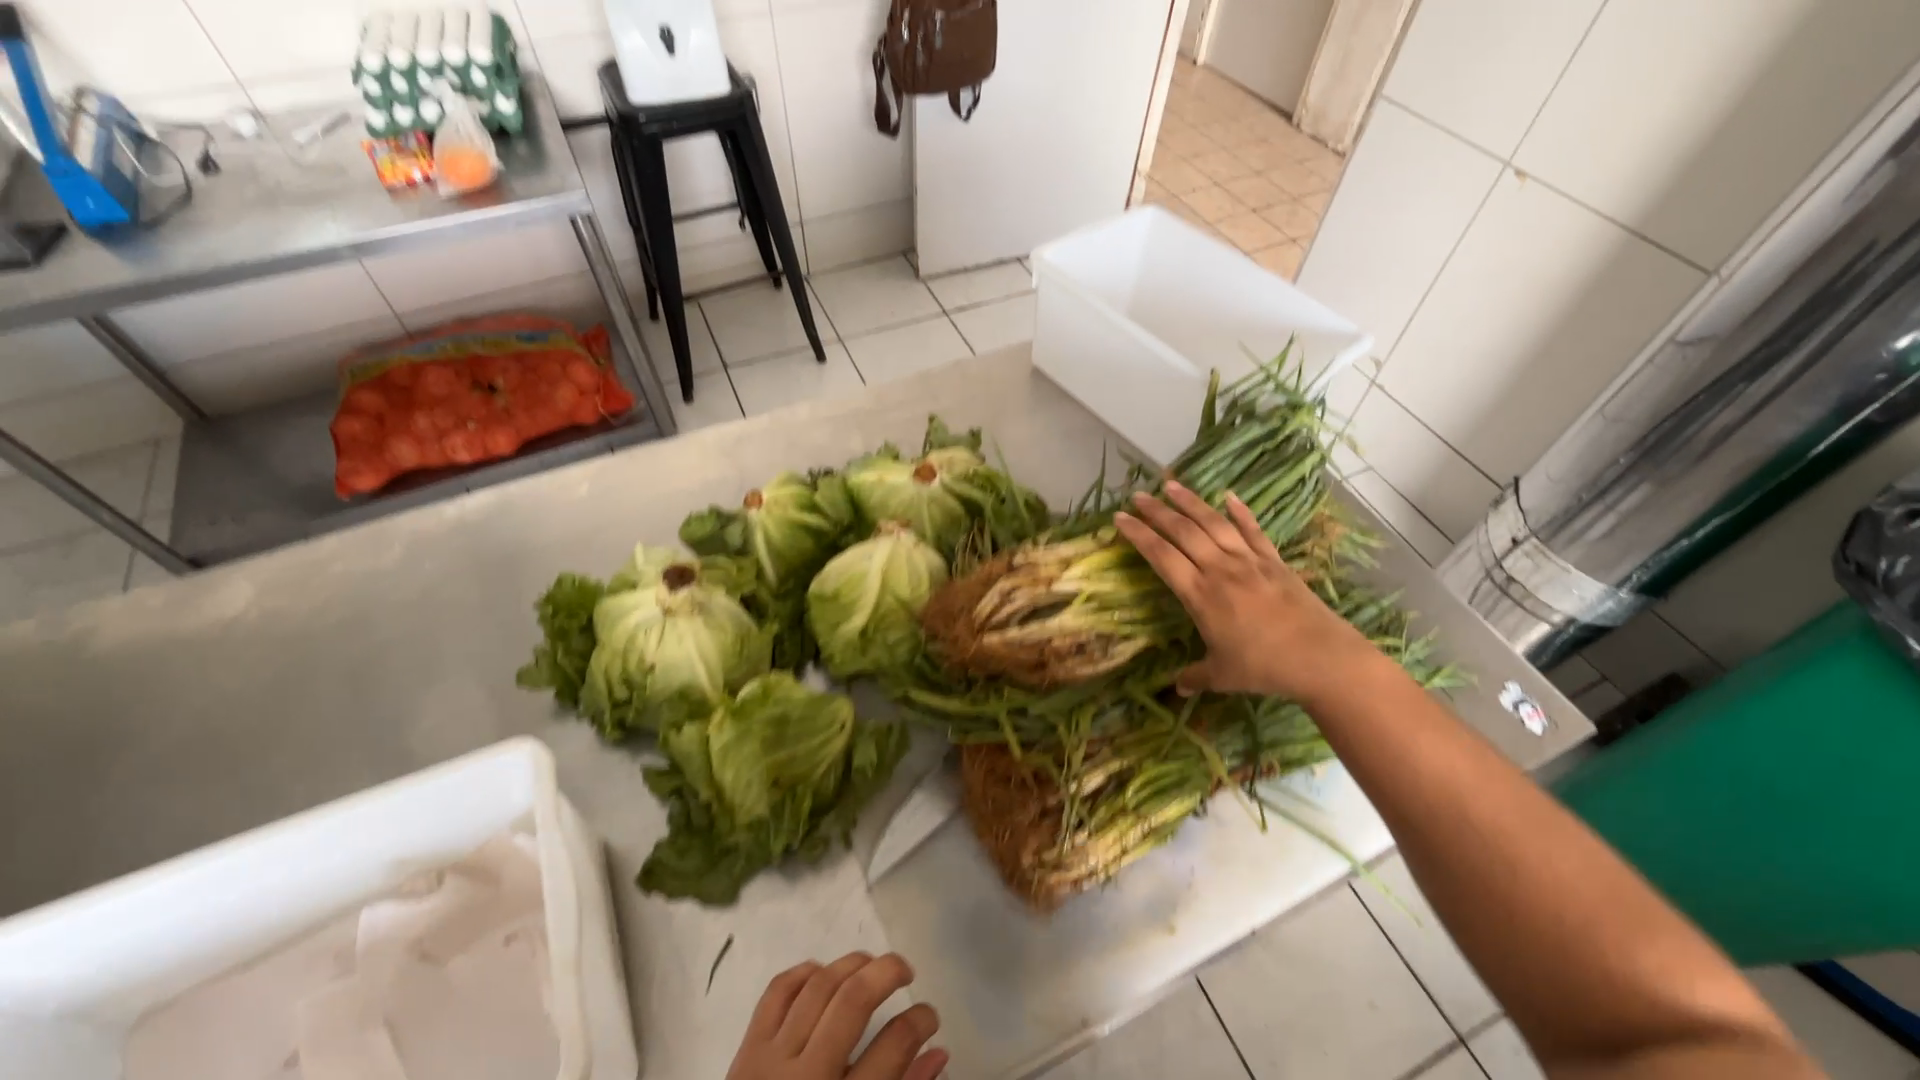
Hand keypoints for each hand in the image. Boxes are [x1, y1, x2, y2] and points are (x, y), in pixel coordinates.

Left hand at [727, 952, 946, 1079]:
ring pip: (818, 987)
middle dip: (887, 973)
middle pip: (853, 1001)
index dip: (921, 1020)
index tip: (929, 1015)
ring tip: (871, 964)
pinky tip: (823, 971)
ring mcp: (772, 1059)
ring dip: (850, 964)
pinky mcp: (746, 1050)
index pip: (895, 1044)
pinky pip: (776, 992)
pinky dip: (802, 972)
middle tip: (906, 970)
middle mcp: (810, 1076)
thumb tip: (938, 1051)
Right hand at [1114, 481, 1377, 702]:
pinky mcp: (1275, 562)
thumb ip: (1196, 676)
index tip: (1119, 519)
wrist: (1320, 657)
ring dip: (1191, 502)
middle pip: (1184, 532)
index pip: (1161, 557)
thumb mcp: (1222, 676)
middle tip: (1137, 496)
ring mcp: (1250, 562)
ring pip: (1214, 524)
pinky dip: (1240, 512)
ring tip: (1171, 484)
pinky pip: (1253, 531)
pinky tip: (1229, 496)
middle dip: (1158, 511)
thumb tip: (1178, 686)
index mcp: (1200, 595)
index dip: (1139, 535)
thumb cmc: (1264, 667)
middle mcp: (1221, 570)